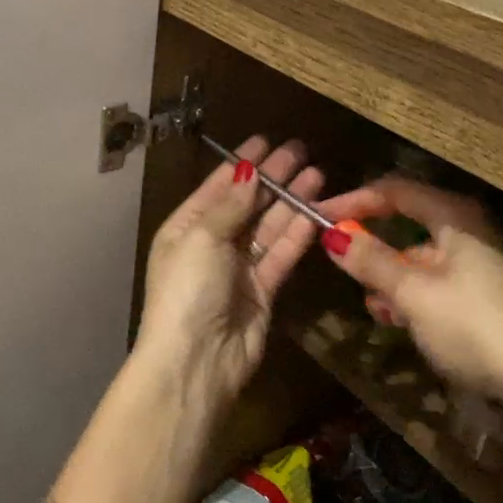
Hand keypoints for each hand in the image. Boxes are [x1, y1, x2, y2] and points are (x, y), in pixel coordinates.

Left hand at [135, 137, 321, 405]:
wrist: (196, 363)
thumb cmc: (188, 291)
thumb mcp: (201, 239)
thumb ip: (230, 205)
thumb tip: (248, 171)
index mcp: (185, 228)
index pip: (218, 186)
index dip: (242, 162)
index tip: (266, 139)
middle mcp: (211, 244)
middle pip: (247, 203)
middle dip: (272, 177)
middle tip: (301, 150)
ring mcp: (238, 268)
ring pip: (268, 226)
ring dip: (291, 200)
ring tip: (317, 173)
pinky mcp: (263, 291)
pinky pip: (281, 254)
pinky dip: (297, 233)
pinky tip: (315, 210)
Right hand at [316, 177, 502, 422]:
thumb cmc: (478, 326)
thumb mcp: (414, 294)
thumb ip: (372, 261)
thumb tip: (334, 234)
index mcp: (453, 217)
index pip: (392, 191)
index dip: (352, 201)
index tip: (315, 218)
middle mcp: (470, 233)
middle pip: (408, 226)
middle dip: (373, 250)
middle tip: (346, 275)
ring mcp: (485, 269)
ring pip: (423, 263)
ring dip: (394, 283)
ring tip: (378, 312)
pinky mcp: (493, 303)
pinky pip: (441, 290)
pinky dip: (418, 303)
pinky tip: (409, 329)